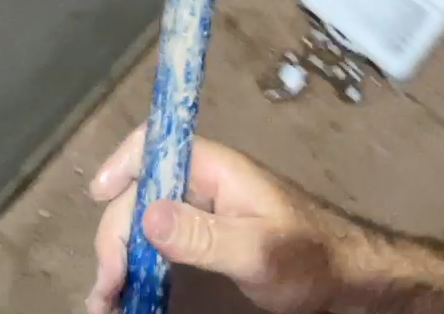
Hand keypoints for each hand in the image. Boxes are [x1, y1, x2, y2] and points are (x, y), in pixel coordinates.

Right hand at [86, 128, 362, 313]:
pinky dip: (139, 266)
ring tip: (105, 299)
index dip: (122, 162)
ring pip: (146, 219)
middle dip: (116, 234)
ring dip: (121, 254)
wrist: (347, 276)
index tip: (96, 196)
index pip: (156, 145)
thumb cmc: (307, 256)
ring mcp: (203, 209)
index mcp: (213, 168)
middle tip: (106, 287)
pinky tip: (128, 293)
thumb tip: (146, 215)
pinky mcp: (206, 236)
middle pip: (143, 192)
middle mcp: (202, 181)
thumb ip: (203, 235)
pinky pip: (160, 242)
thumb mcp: (256, 250)